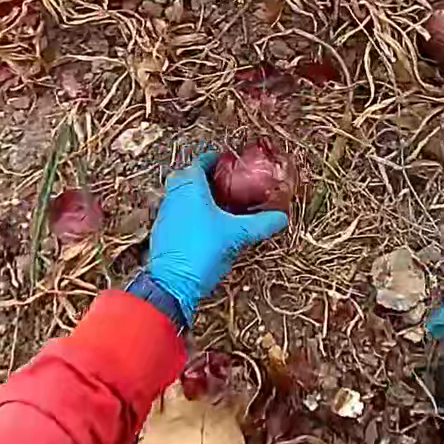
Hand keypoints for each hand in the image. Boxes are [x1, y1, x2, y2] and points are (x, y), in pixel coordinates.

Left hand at [143, 152, 288, 322]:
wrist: (171, 284)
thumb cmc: (202, 250)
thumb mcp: (238, 235)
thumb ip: (261, 223)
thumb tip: (281, 217)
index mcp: (190, 187)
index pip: (201, 162)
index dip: (216, 159)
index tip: (229, 161)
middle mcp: (174, 196)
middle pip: (188, 176)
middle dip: (206, 177)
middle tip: (225, 182)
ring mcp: (165, 215)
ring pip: (181, 195)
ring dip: (198, 195)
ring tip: (220, 204)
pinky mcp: (162, 232)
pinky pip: (178, 213)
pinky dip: (191, 213)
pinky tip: (208, 226)